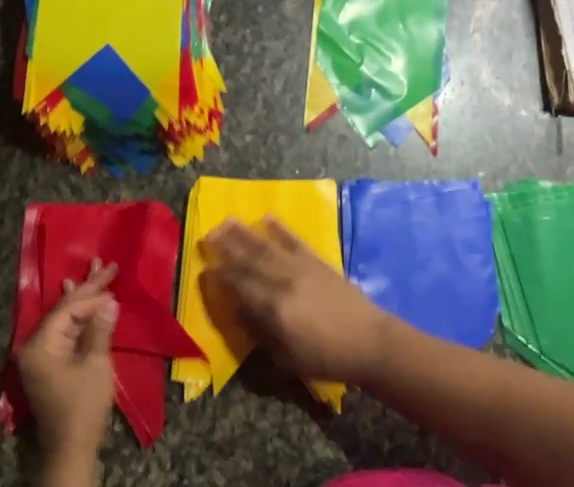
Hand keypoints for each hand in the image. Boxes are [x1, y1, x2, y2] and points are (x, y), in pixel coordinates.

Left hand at [17, 260, 118, 459]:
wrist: (71, 447)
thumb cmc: (83, 405)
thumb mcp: (96, 364)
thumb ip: (100, 329)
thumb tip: (109, 301)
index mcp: (40, 344)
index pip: (68, 309)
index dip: (92, 295)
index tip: (114, 279)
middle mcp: (35, 345)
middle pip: (64, 309)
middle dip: (87, 288)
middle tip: (105, 263)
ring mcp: (40, 356)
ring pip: (65, 319)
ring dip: (82, 299)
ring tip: (93, 272)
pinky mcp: (50, 365)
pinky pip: (64, 332)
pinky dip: (77, 318)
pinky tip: (82, 303)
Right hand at [201, 217, 395, 385]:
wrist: (369, 341)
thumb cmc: (326, 357)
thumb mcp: (287, 357)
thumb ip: (261, 332)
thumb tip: (239, 310)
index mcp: (273, 307)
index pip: (240, 285)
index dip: (221, 276)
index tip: (204, 268)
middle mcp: (283, 281)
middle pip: (249, 260)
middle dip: (226, 246)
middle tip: (207, 234)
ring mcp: (301, 267)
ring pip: (267, 246)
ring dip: (245, 232)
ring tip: (227, 220)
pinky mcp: (317, 261)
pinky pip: (294, 241)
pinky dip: (280, 228)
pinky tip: (267, 218)